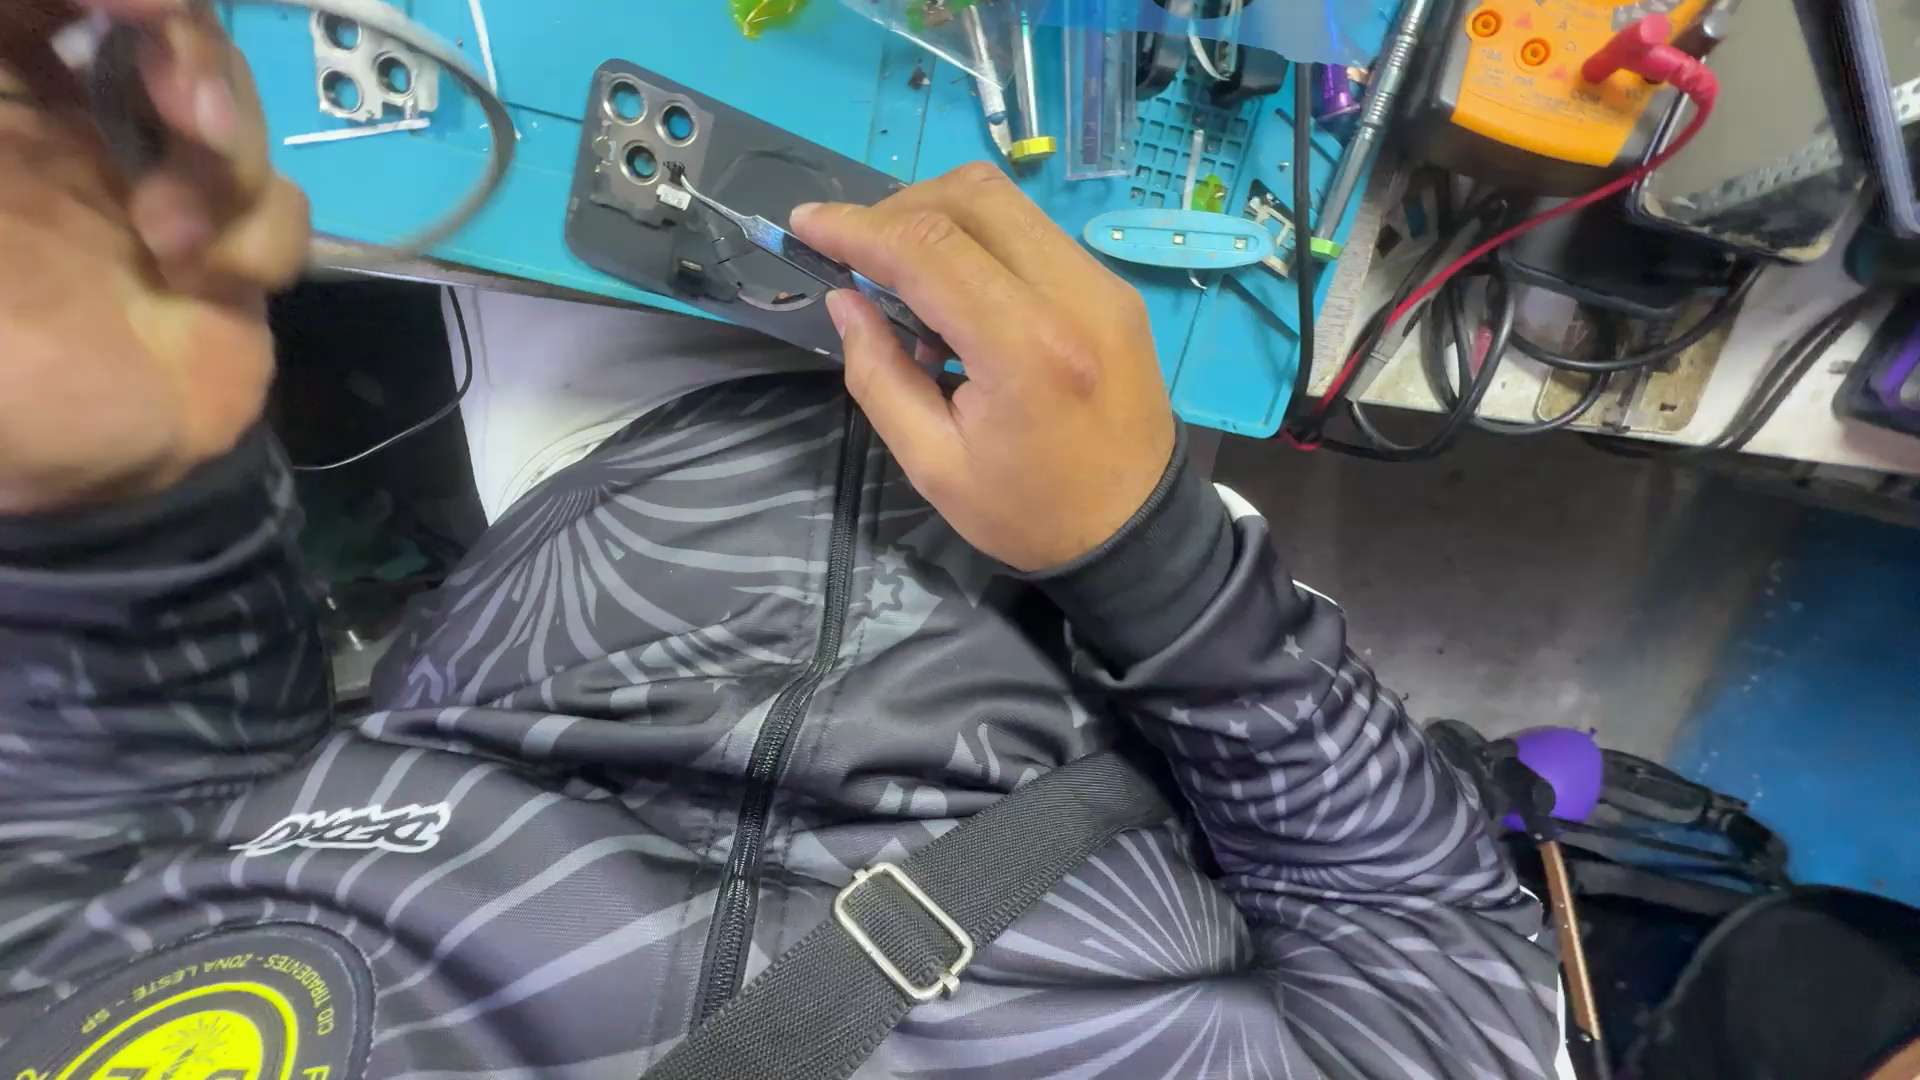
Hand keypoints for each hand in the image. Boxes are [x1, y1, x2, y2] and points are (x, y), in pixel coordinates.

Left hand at [0, 0, 307, 514]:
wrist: (79, 464)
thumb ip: (4, 105)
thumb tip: (63, 32)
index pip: (42, 2)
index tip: (139, 8)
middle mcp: (60, 116)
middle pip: (161, 32)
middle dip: (190, 60)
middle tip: (187, 116)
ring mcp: (156, 183)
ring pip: (233, 112)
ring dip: (227, 169)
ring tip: (177, 240)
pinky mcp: (233, 245)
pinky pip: (285, 208)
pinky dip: (263, 242)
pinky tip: (211, 282)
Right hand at [790, 164, 1174, 572]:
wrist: (1132, 530)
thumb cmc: (1029, 513)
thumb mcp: (934, 465)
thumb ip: (879, 377)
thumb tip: (844, 300)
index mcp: (1025, 350)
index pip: (928, 249)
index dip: (855, 227)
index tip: (806, 224)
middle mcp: (1074, 295)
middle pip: (972, 197)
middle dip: (897, 208)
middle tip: (858, 255)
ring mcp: (1104, 286)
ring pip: (1007, 205)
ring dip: (940, 220)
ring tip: (905, 280)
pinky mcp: (1115, 292)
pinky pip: (1035, 235)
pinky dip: (982, 244)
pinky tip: (960, 298)